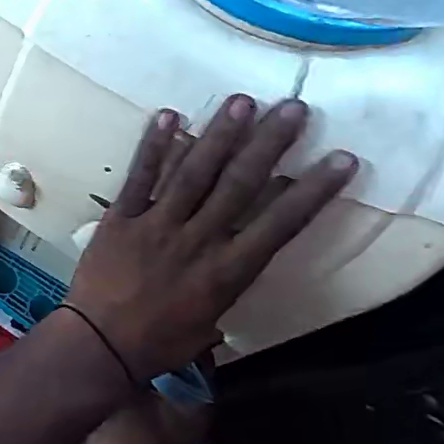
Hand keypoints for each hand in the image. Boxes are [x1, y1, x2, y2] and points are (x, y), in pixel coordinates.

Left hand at [64, 95, 357, 380]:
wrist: (100, 341)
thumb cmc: (159, 339)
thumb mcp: (210, 319)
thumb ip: (227, 280)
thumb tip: (242, 250)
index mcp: (228, 271)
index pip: (280, 223)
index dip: (313, 189)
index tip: (343, 158)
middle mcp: (197, 240)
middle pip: (239, 185)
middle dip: (268, 145)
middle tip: (292, 108)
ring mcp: (156, 224)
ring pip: (192, 173)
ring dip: (218, 135)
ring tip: (241, 102)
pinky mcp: (120, 218)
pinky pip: (139, 177)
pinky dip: (154, 146)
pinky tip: (169, 116)